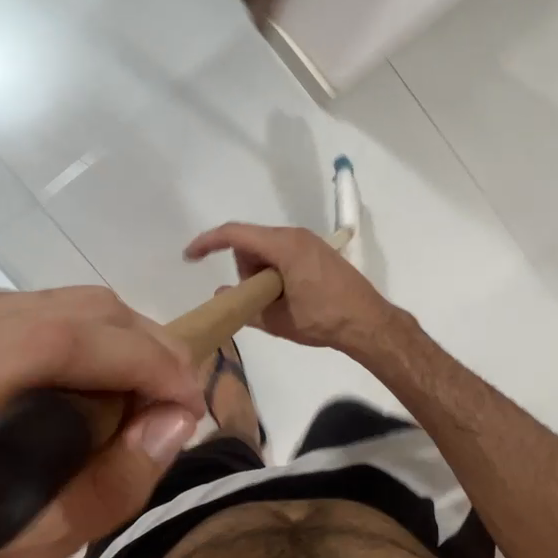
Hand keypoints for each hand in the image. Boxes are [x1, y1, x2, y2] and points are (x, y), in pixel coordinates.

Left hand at [0, 287, 204, 557]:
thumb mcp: (58, 535)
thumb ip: (118, 483)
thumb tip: (177, 417)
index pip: (55, 344)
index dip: (137, 359)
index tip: (188, 401)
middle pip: (77, 313)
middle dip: (150, 348)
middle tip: (181, 399)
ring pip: (78, 302)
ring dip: (134, 340)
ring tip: (155, 388)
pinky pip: (65, 305)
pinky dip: (108, 335)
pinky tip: (118, 374)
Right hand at [183, 223, 400, 353]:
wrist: (368, 323)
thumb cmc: (322, 320)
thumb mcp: (276, 320)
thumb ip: (243, 306)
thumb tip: (223, 294)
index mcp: (283, 246)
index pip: (235, 234)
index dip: (208, 243)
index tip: (190, 256)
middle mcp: (295, 236)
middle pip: (251, 243)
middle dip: (244, 270)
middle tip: (255, 301)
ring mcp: (309, 242)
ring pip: (267, 250)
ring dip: (261, 274)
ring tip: (276, 304)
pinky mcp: (319, 253)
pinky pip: (284, 255)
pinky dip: (276, 272)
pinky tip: (287, 298)